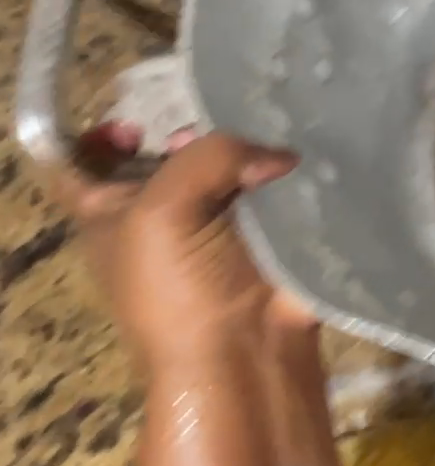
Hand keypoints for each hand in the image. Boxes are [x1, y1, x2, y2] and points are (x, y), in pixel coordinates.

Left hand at [50, 124, 304, 371]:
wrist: (245, 341)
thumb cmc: (177, 286)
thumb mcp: (160, 213)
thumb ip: (210, 159)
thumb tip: (281, 157)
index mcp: (113, 209)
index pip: (88, 162)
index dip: (101, 138)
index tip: (137, 125)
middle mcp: (169, 209)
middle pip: (178, 153)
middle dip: (203, 133)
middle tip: (231, 125)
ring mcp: (232, 219)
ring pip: (242, 167)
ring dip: (263, 151)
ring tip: (286, 138)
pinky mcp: (284, 227)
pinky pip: (291, 189)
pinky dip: (302, 175)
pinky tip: (314, 164)